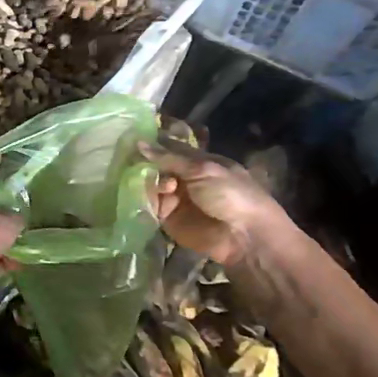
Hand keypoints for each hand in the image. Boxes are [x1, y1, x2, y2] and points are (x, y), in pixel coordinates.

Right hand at [143, 142, 290, 266]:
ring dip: (153, 183)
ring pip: (152, 185)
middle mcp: (185, 178)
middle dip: (150, 164)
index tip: (133, 139)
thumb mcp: (202, 169)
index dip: (154, 144)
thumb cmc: (230, 194)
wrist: (243, 236)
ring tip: (167, 189)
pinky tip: (155, 200)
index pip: (171, 148)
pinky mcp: (168, 219)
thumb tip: (139, 143)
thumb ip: (169, 158)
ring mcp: (176, 199)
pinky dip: (149, 200)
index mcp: (199, 161)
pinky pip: (152, 205)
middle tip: (145, 166)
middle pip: (157, 166)